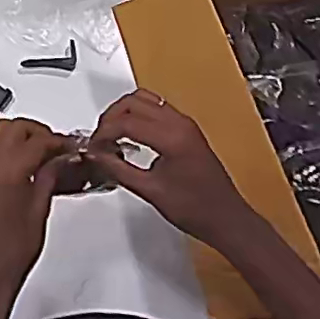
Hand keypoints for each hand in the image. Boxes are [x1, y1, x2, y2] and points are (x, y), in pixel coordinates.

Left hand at [0, 119, 73, 297]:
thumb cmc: (12, 248)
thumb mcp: (40, 208)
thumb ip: (49, 176)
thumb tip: (58, 159)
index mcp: (8, 171)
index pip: (37, 140)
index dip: (58, 141)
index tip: (69, 146)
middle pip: (16, 127)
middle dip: (38, 132)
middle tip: (57, 146)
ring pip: (0, 132)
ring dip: (21, 134)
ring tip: (42, 150)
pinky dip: (8, 145)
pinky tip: (24, 160)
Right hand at [87, 89, 249, 242]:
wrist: (226, 219)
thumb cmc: (195, 209)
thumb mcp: (150, 191)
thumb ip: (118, 169)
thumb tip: (95, 154)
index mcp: (173, 138)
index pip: (127, 122)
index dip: (104, 132)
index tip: (93, 146)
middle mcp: (180, 124)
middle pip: (133, 102)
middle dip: (111, 117)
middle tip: (98, 138)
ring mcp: (185, 124)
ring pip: (145, 99)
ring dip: (123, 111)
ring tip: (110, 133)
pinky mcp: (186, 128)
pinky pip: (156, 107)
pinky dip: (137, 113)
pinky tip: (129, 133)